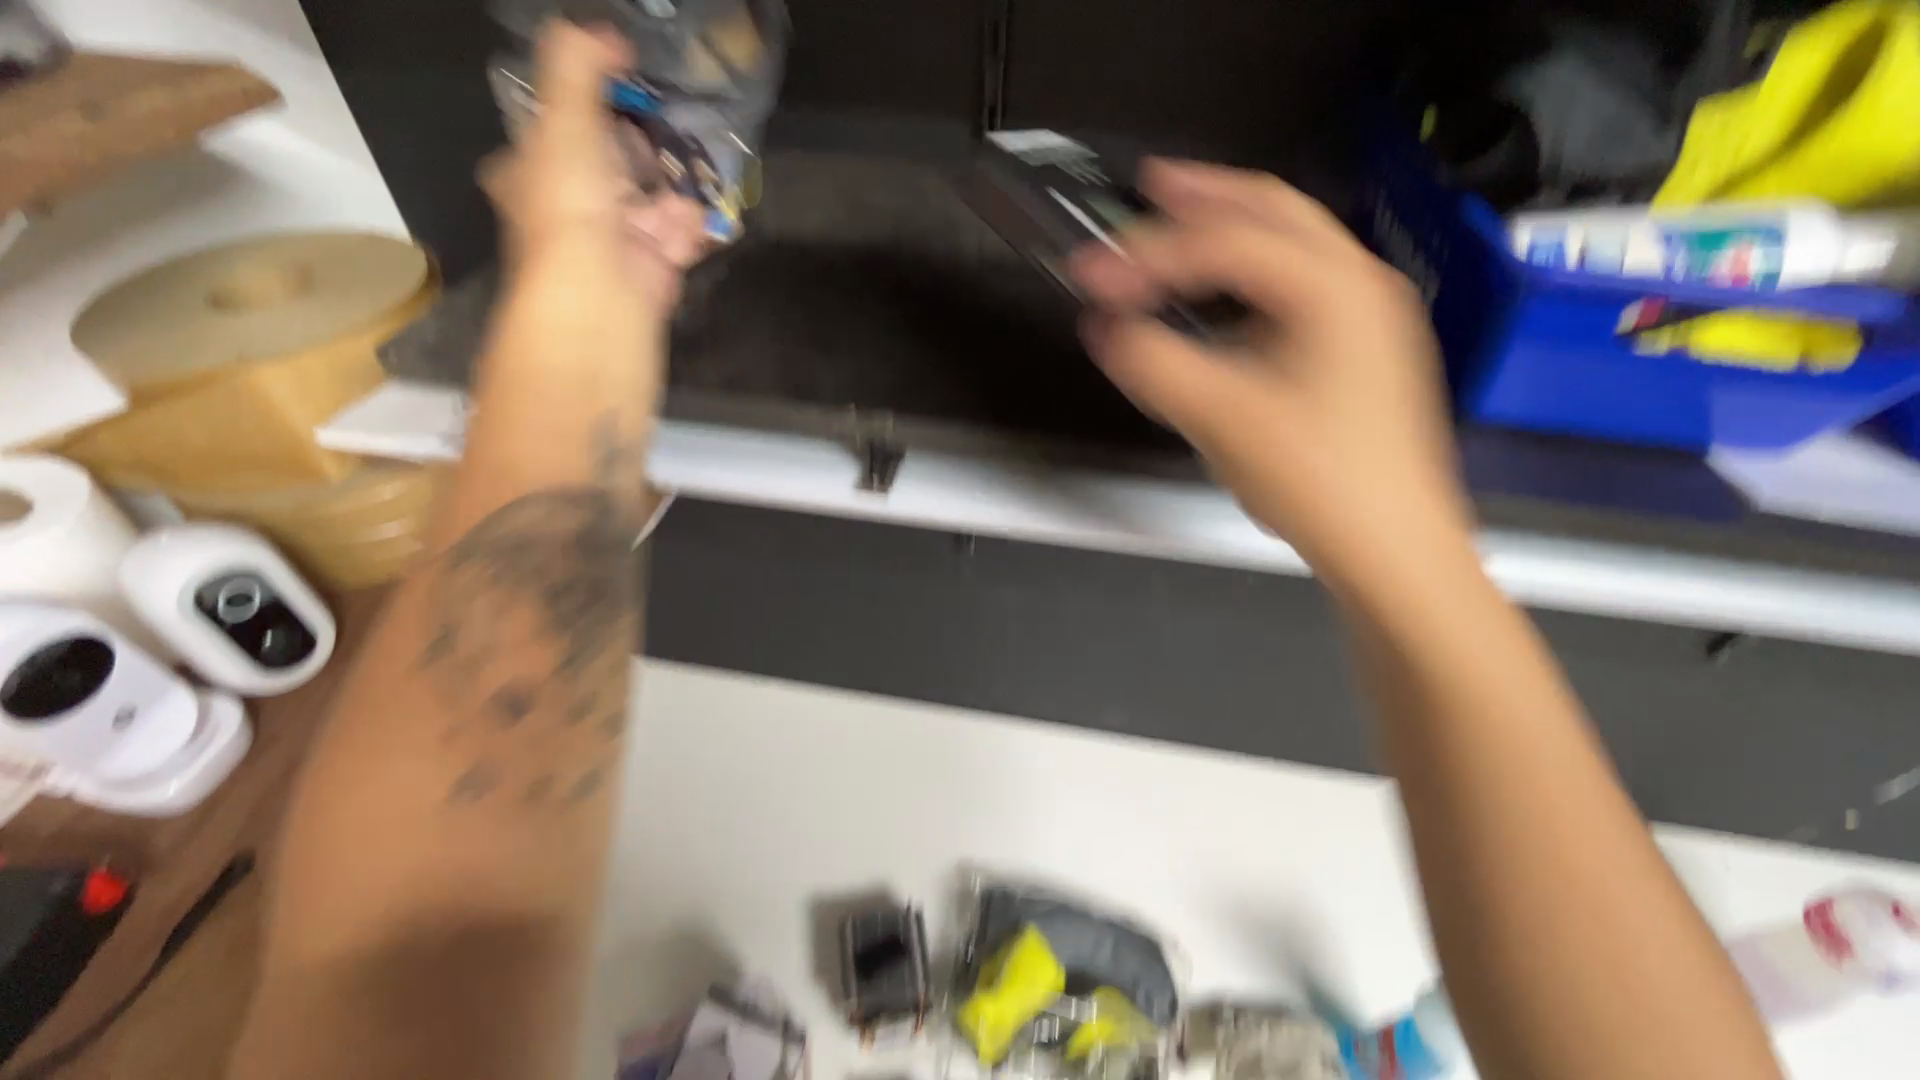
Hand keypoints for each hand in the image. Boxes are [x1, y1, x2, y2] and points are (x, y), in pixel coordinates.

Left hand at [480, 21, 707, 310]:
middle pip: (608, 167)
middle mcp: (567, 210)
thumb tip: (606, 33)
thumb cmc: (570, 206)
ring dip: (674, 187)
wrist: (600, 297)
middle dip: (639, 150)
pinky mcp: (653, 269)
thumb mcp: (564, 117)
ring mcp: (613, 243)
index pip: (550, 132)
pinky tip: (703, 209)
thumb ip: (579, 65)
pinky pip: (678, 236)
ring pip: (648, 202)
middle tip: (665, 123)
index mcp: (530, 174)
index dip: (580, 110)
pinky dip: (693, 224)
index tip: (614, 89)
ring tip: (699, 158)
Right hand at [1070, 160, 1474, 591]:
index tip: (1088, 275)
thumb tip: (1104, 329)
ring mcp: (1367, 317)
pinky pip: (1297, 285)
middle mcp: (1359, 285)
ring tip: (1178, 223)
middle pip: (1273, 211)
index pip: (1224, 244)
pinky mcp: (1359, 352)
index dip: (1147, 254)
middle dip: (1204, 195)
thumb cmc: (1320, 482)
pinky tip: (1219, 298)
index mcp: (1333, 289)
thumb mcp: (1224, 421)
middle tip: (1148, 186)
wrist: (1396, 550)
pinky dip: (1249, 273)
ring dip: (1229, 228)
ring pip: (1290, 245)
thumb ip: (1154, 365)